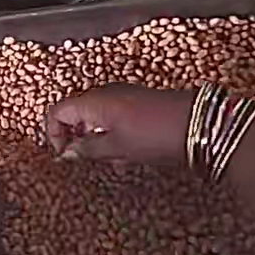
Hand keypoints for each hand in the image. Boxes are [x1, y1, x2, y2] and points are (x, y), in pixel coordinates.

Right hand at [43, 84, 193, 165]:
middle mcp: (104, 93)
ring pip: (95, 118)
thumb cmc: (154, 135)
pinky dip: (112, 133)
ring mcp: (122, 96)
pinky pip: (113, 117)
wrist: (200, 124)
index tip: (66, 155)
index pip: (57, 112)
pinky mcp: (137, 102)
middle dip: (78, 138)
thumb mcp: (117, 147)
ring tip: (114, 160)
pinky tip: (128, 153)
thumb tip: (67, 153)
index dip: (54, 134)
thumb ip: (87, 149)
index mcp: (92, 101)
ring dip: (97, 139)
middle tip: (91, 160)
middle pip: (75, 114)